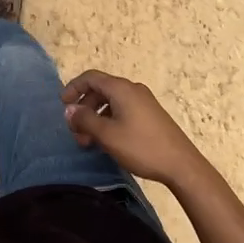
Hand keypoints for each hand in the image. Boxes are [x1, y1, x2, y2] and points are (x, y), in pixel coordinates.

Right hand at [61, 70, 205, 184]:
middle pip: (101, 90)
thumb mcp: (107, 135)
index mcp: (121, 88)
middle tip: (75, 131)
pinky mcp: (151, 116)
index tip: (62, 104)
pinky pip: (123, 111)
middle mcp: (132, 89)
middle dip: (84, 108)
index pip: (91, 77)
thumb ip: (85, 120)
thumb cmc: (141, 147)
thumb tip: (69, 110)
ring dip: (96, 118)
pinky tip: (107, 142)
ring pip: (112, 103)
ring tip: (88, 142)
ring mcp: (144, 102)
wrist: (181, 165)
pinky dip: (110, 121)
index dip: (74, 87)